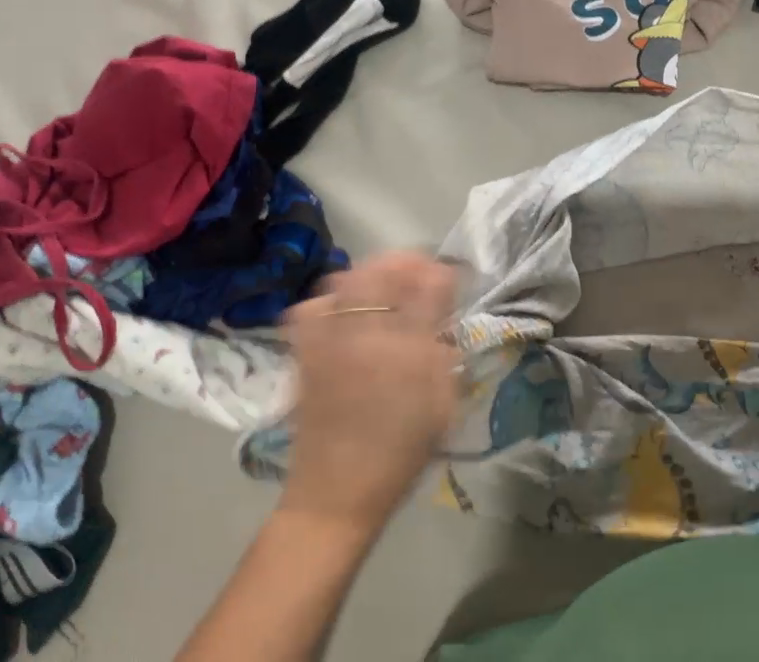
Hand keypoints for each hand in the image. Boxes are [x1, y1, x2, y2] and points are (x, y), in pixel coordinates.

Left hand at [282, 253, 460, 527]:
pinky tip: (343, 313)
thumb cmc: (401, 455)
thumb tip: (443, 320)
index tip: (454, 277)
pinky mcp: (303, 353)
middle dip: (408, 262)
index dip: (445, 273)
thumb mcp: (443, 406)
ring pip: (347, 279)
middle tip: (421, 275)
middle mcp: (368, 335)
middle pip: (385, 269)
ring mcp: (330, 340)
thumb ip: (444, 355)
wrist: (337, 495)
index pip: (432, 285)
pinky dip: (330, 299)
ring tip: (384, 289)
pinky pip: (311, 307)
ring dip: (370, 274)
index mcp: (411, 350)